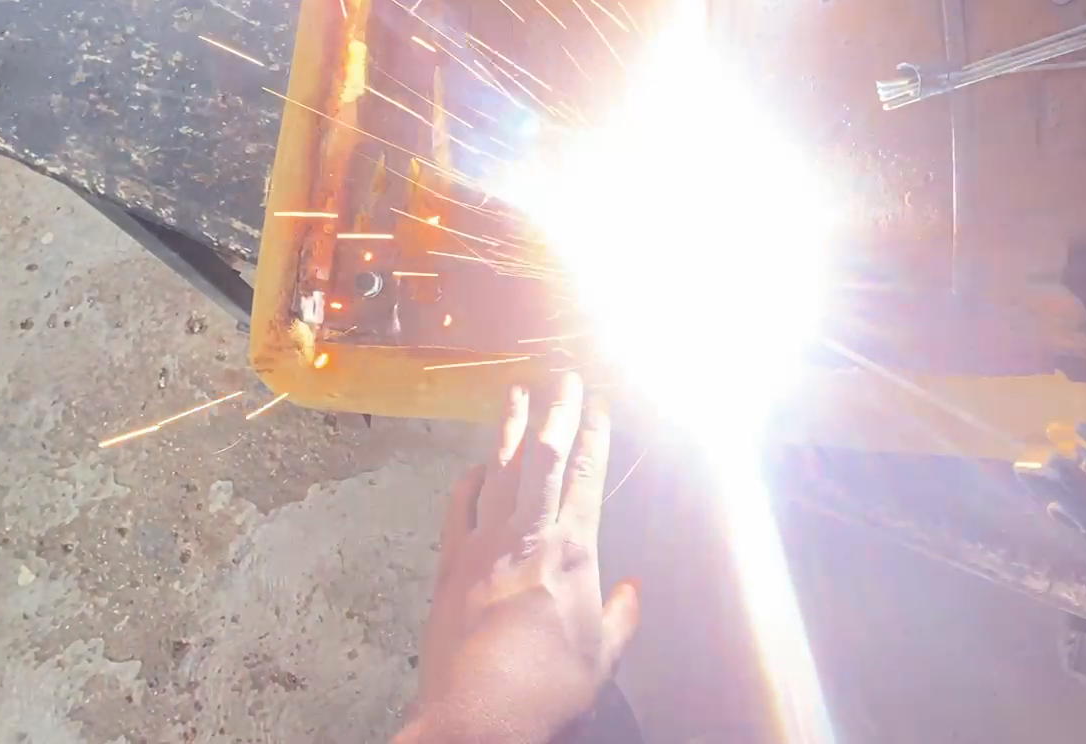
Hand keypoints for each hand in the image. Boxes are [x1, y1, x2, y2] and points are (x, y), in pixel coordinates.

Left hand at [399, 373, 640, 743]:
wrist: (475, 718)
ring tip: (515, 392)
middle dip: (558, 411)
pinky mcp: (450, 562)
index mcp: (571, 549)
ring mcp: (484, 542)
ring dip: (509, 427)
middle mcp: (528, 533)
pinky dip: (468, 480)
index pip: (588, 476)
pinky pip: (458, 507)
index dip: (595, 434)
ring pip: (499, 469)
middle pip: (545, 457)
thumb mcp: (601, 658)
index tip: (600, 403)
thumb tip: (635, 588)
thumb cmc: (548, 688)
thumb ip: (622, 617)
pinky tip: (475, 464)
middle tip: (564, 377)